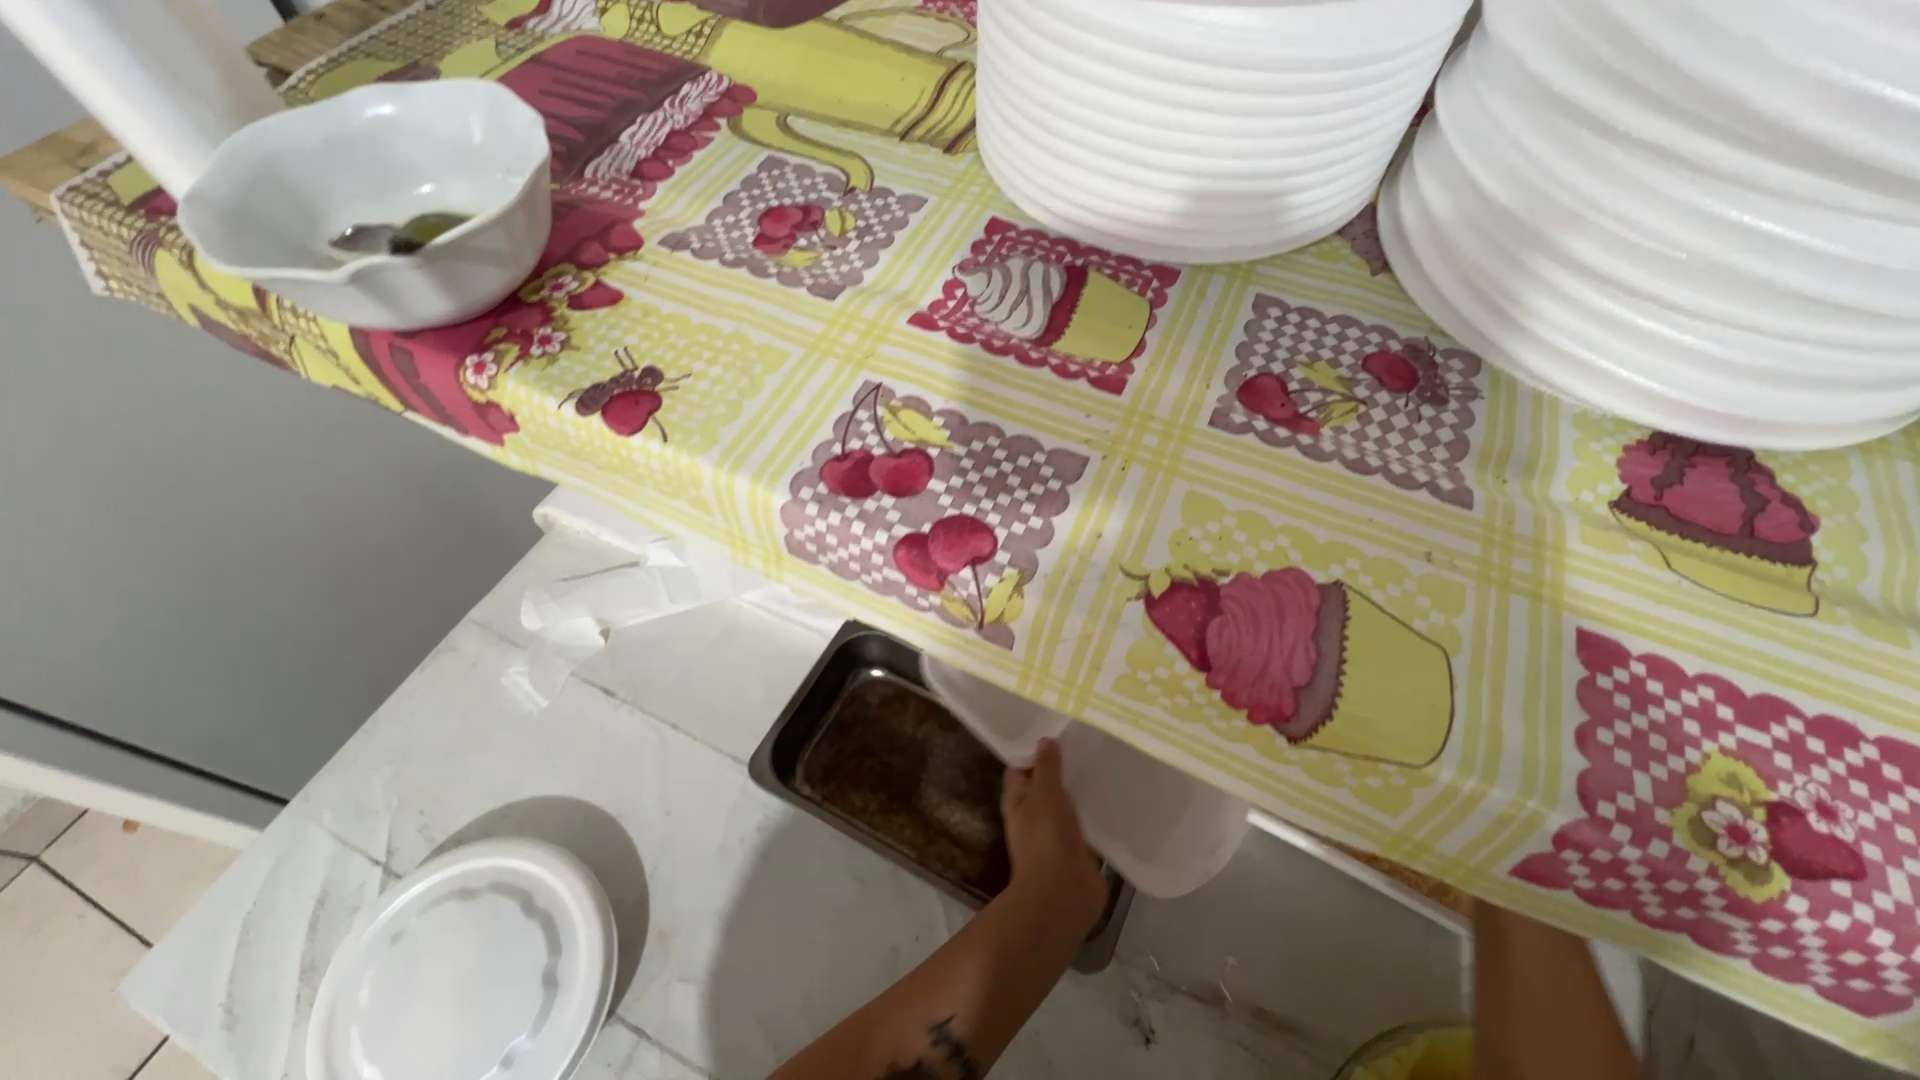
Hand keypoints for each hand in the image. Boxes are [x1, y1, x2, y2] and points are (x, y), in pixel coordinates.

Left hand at [1001, 738, 1107, 936]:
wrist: (1064, 893)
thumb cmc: (1046, 838)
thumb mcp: (1044, 794)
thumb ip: (1046, 768)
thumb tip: (1044, 741)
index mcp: (1018, 801)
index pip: (1021, 768)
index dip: (1033, 750)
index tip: (1054, 728)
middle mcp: (1035, 815)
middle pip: (1047, 785)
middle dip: (1062, 767)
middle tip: (1086, 740)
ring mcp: (1058, 833)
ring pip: (1069, 804)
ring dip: (1082, 789)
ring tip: (1104, 760)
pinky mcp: (1081, 848)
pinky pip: (1088, 824)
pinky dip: (1098, 812)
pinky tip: (1116, 794)